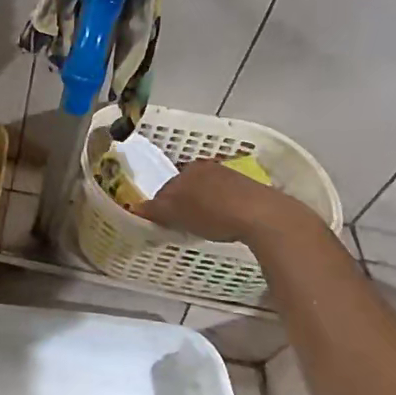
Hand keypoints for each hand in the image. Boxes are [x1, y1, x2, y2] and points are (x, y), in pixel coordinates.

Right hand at [139, 160, 312, 244]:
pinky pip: (226, 197)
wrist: (260, 214)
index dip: (161, 206)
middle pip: (187, 187)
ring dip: (202, 206)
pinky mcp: (248, 189)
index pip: (166, 187)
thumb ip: (154, 210)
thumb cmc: (211, 212)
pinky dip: (221, 208)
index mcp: (187, 170)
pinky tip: (225, 223)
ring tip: (204, 227)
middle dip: (182, 204)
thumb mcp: (176, 214)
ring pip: (207, 191)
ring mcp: (229, 176)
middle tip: (182, 225)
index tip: (163, 223)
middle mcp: (206, 168)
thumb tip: (135, 208)